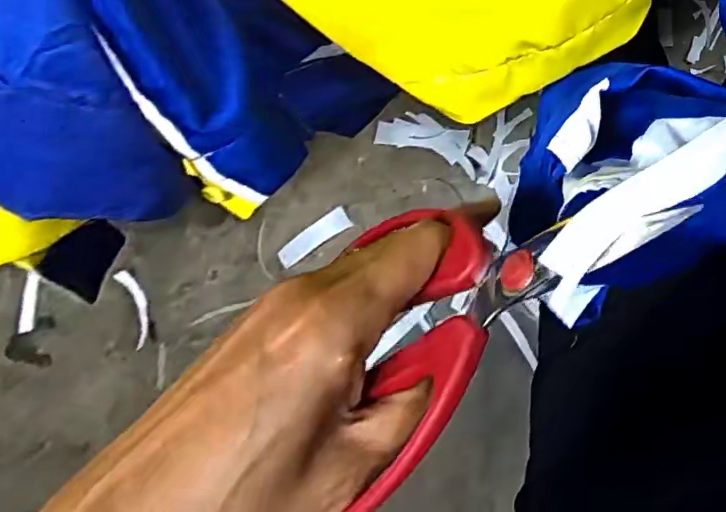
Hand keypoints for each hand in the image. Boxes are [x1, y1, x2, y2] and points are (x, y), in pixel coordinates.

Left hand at [42, 213, 468, 511]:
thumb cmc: (228, 504)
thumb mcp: (353, 461)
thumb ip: (420, 391)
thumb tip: (443, 353)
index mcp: (333, 320)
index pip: (428, 239)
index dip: (473, 239)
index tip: (497, 257)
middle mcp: (300, 297)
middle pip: (400, 239)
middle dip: (448, 252)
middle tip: (480, 273)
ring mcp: (270, 308)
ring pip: (369, 259)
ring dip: (411, 272)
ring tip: (434, 307)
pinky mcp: (251, 326)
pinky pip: (337, 284)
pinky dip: (376, 289)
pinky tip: (381, 330)